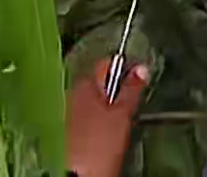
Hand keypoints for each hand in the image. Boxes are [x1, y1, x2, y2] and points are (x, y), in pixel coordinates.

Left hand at [66, 58, 147, 176]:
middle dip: (114, 93)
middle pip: (99, 84)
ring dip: (104, 110)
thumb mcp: (122, 115)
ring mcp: (66, 113)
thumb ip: (131, 89)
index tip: (139, 79)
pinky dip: (94, 125)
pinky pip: (84, 120)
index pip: (108, 63)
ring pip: (91, 102)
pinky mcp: (64, 133)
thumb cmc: (98, 144)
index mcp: (84, 81)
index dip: (125, 69)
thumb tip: (141, 68)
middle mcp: (72, 92)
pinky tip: (102, 139)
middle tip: (129, 107)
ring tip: (116, 127)